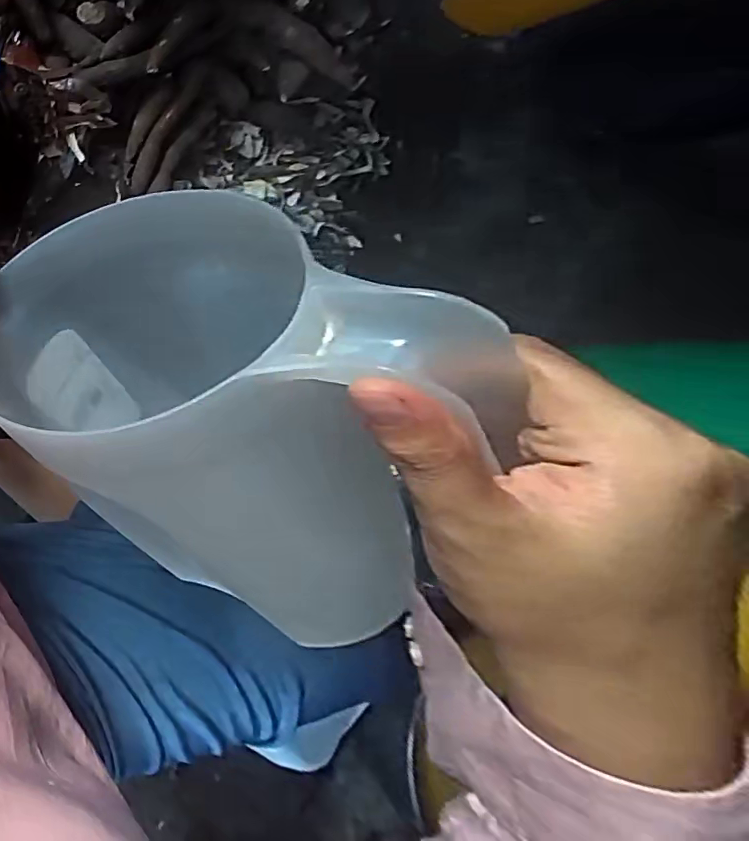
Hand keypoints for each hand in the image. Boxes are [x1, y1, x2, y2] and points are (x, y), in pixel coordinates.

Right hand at [349, 336, 746, 790]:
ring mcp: (695, 469)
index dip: (451, 367)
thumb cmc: (542, 610)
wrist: (621, 699)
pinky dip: (529, 446)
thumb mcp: (471, 525)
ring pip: (559, 409)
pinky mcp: (681, 489)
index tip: (395, 393)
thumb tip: (368, 381)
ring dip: (498, 423)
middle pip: (545, 384)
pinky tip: (499, 475)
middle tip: (414, 430)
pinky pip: (581, 437)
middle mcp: (689, 444)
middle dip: (472, 399)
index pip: (527, 363)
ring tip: (452, 455)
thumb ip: (426, 447)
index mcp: (647, 445)